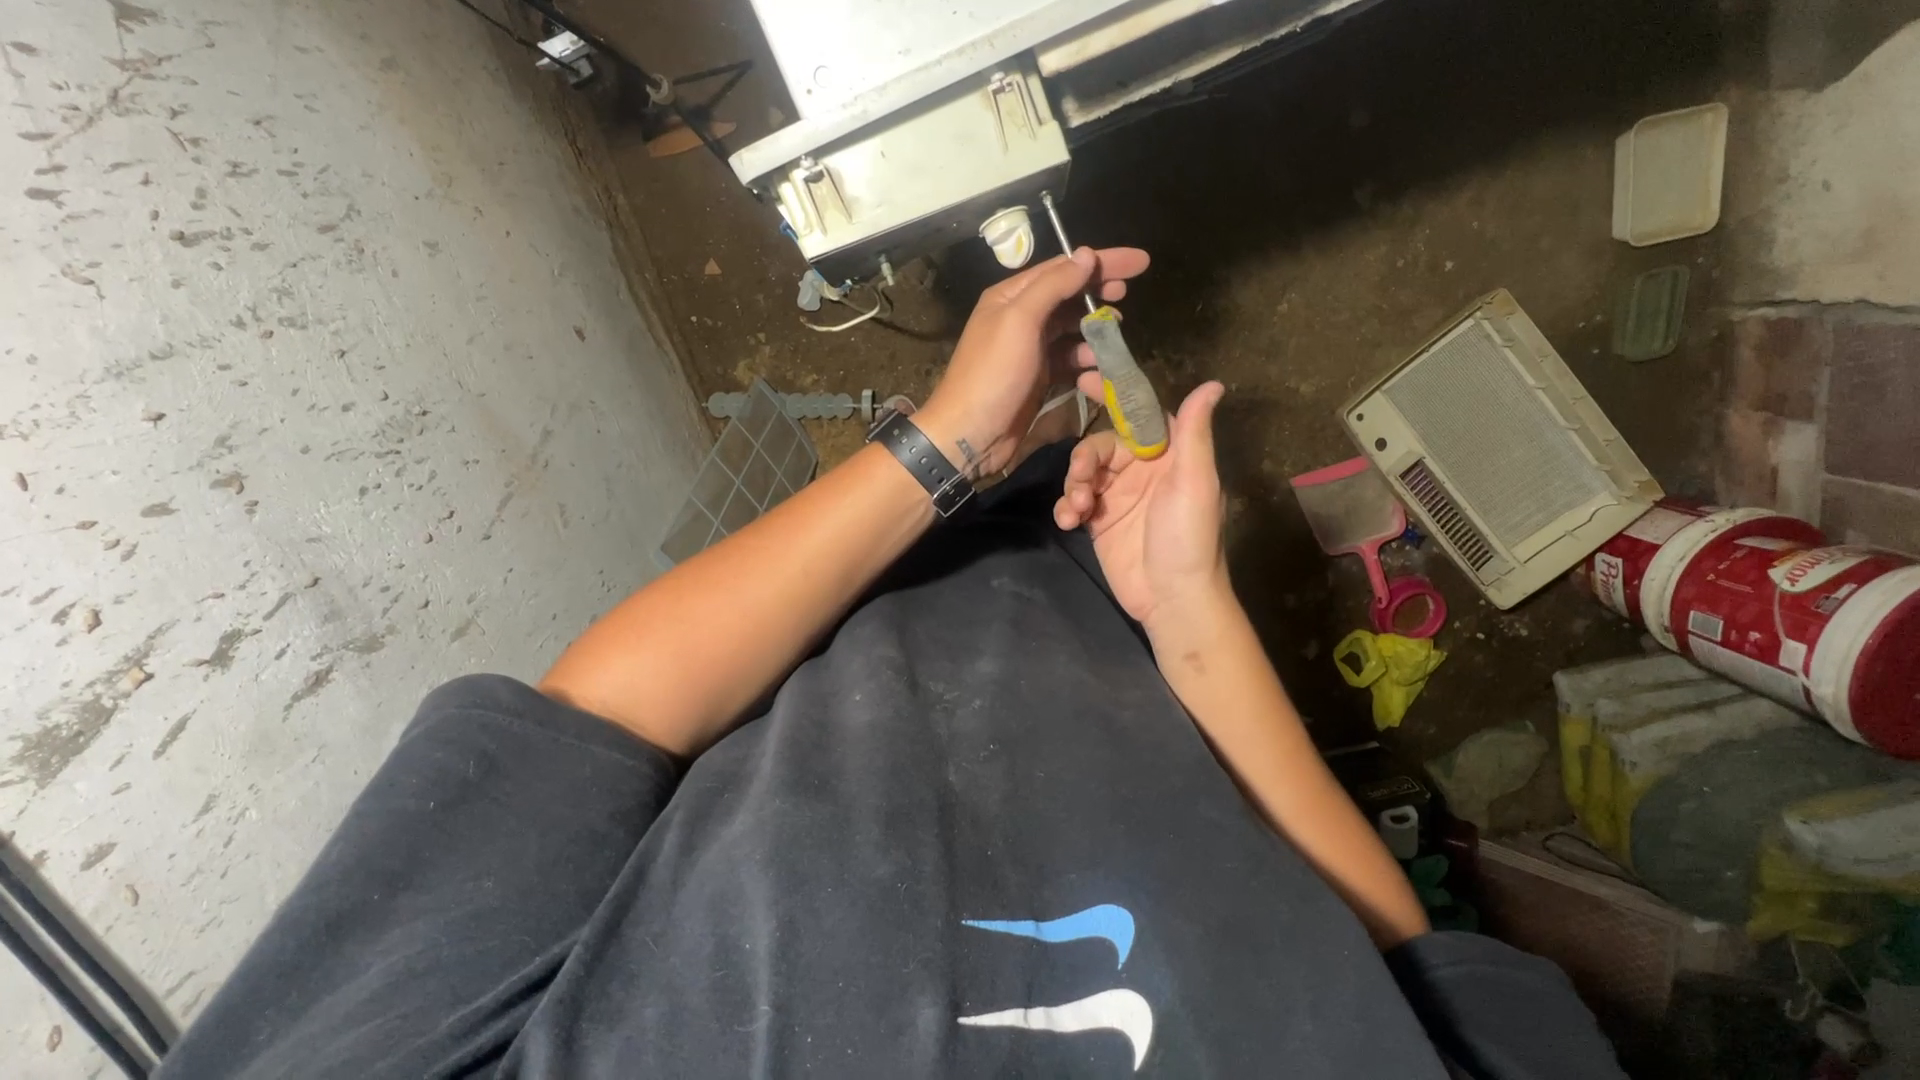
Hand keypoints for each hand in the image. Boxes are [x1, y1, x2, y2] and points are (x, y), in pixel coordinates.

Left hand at [915, 246, 1149, 479]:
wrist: (970, 434)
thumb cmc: (993, 374)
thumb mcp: (1020, 321)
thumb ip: (1053, 286)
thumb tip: (1086, 255)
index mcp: (1011, 297)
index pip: (1062, 268)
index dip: (1101, 262)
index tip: (1139, 262)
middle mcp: (1019, 318)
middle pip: (1068, 296)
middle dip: (1099, 291)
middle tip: (1129, 291)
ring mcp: (1028, 350)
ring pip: (1070, 329)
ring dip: (1095, 328)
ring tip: (1117, 332)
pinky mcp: (1037, 378)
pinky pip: (1068, 360)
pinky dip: (1085, 360)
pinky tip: (1099, 365)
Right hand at [1053, 382, 1230, 633]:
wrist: (1171, 599)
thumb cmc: (1189, 538)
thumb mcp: (1195, 482)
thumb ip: (1194, 433)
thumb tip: (1212, 384)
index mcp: (1170, 455)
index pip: (1139, 413)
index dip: (1114, 393)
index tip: (1083, 376)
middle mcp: (1142, 470)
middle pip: (1102, 443)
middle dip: (1085, 457)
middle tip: (1081, 477)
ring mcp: (1118, 496)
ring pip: (1083, 471)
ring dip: (1074, 484)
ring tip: (1080, 509)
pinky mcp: (1099, 522)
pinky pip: (1074, 500)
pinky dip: (1067, 506)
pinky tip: (1069, 521)